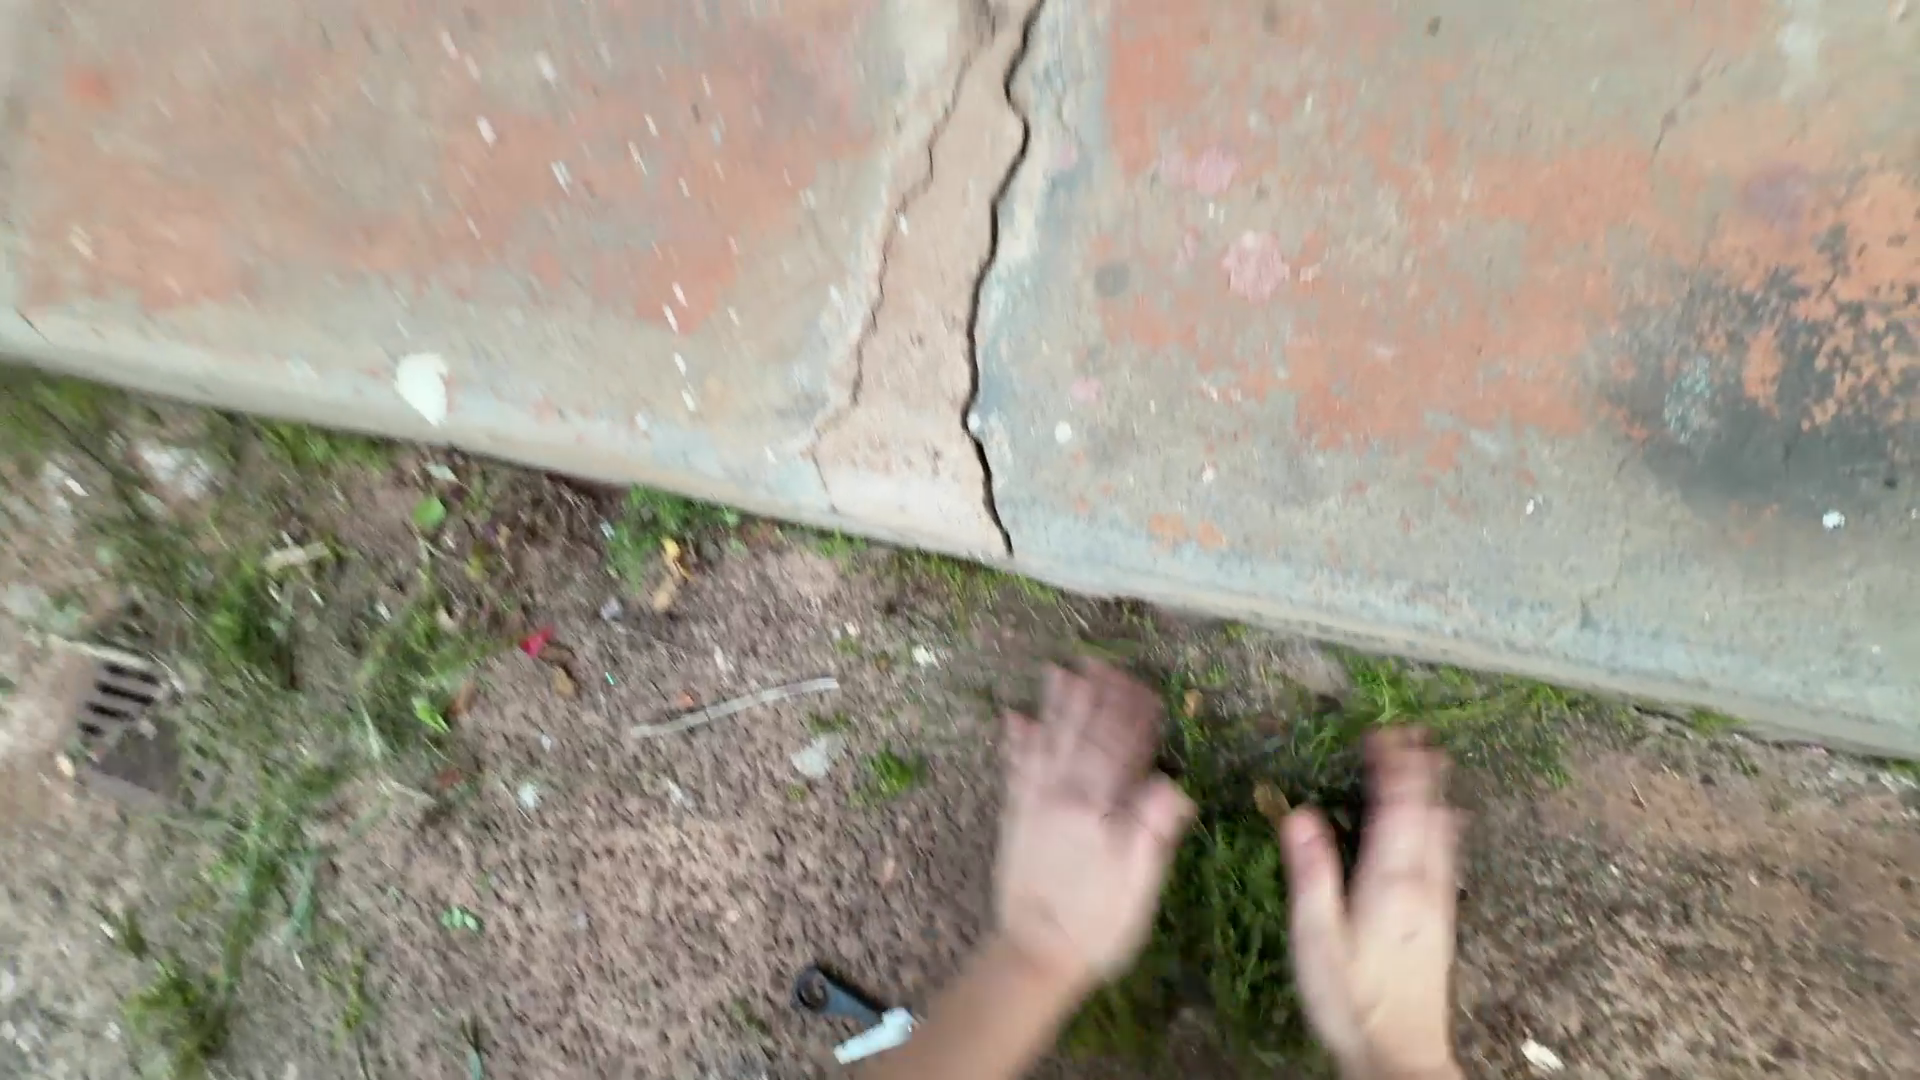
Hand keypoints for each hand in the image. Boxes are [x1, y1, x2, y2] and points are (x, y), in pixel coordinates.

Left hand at [995, 663, 1195, 991]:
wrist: (1034, 952)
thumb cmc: (1096, 925)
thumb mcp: (1137, 886)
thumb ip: (1150, 832)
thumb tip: (1172, 784)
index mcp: (1097, 810)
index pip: (1119, 750)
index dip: (1132, 716)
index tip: (1143, 684)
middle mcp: (1062, 795)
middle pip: (1082, 736)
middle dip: (1094, 697)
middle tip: (1100, 662)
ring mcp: (1034, 801)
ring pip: (1047, 741)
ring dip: (1055, 706)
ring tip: (1059, 671)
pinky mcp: (1015, 813)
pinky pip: (1015, 767)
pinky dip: (1016, 740)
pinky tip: (1014, 716)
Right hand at [1282, 730, 1462, 1079]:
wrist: (1400, 1056)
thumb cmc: (1349, 998)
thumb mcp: (1317, 937)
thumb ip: (1312, 873)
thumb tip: (1299, 812)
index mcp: (1388, 882)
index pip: (1394, 811)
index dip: (1391, 770)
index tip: (1383, 732)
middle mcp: (1420, 885)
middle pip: (1425, 815)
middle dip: (1418, 770)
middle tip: (1411, 730)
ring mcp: (1434, 902)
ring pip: (1441, 832)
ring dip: (1435, 791)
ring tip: (1433, 756)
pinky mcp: (1438, 918)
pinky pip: (1445, 855)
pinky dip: (1445, 823)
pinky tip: (1449, 817)